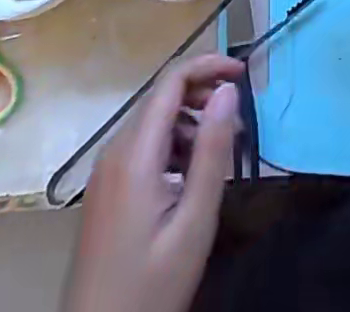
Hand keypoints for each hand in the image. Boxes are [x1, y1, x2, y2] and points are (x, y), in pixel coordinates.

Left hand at [63, 54, 242, 311]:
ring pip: (152, 123)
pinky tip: (190, 174)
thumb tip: (228, 93)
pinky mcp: (106, 186)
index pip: (170, 82)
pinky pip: (142, 147)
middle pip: (160, 99)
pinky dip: (171, 146)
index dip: (206, 67)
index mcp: (134, 152)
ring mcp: (106, 168)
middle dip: (201, 95)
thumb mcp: (194, 221)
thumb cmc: (151, 284)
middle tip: (239, 119)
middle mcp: (115, 149)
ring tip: (220, 150)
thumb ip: (211, 152)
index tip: (243, 73)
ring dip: (188, 123)